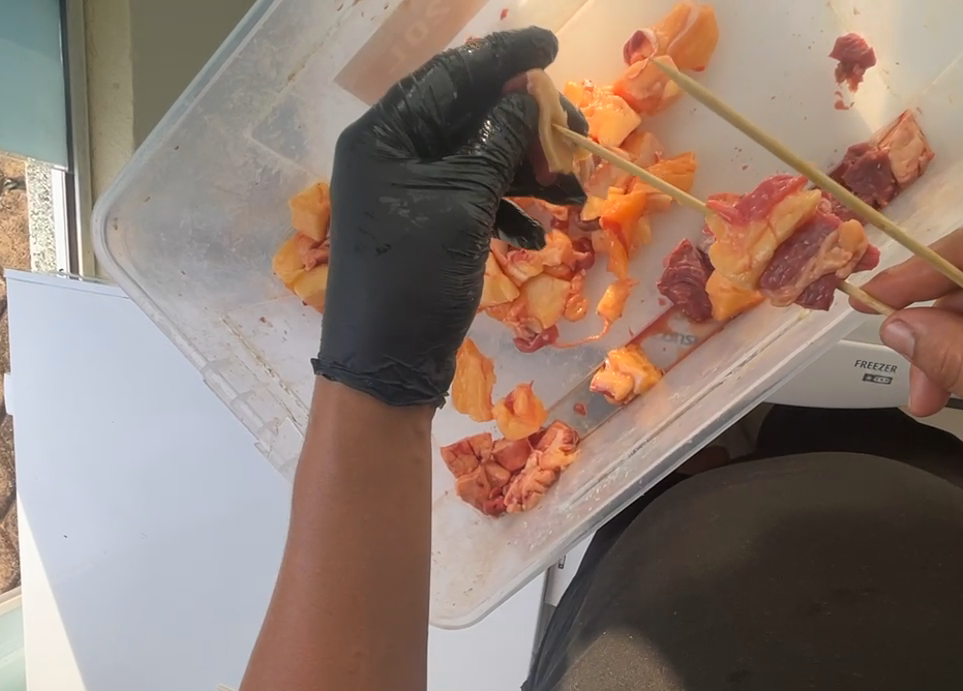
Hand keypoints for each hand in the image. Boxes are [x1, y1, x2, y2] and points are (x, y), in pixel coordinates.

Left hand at [315, 28, 586, 407]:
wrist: (387, 368)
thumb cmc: (415, 281)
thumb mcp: (462, 206)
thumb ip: (496, 145)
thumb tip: (524, 97)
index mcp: (384, 135)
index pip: (449, 77)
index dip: (502, 59)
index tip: (549, 51)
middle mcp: (392, 157)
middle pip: (468, 120)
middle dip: (526, 128)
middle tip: (577, 134)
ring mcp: (409, 197)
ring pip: (477, 165)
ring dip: (526, 176)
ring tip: (574, 192)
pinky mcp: (426, 232)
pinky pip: (472, 204)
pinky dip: (507, 214)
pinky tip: (539, 236)